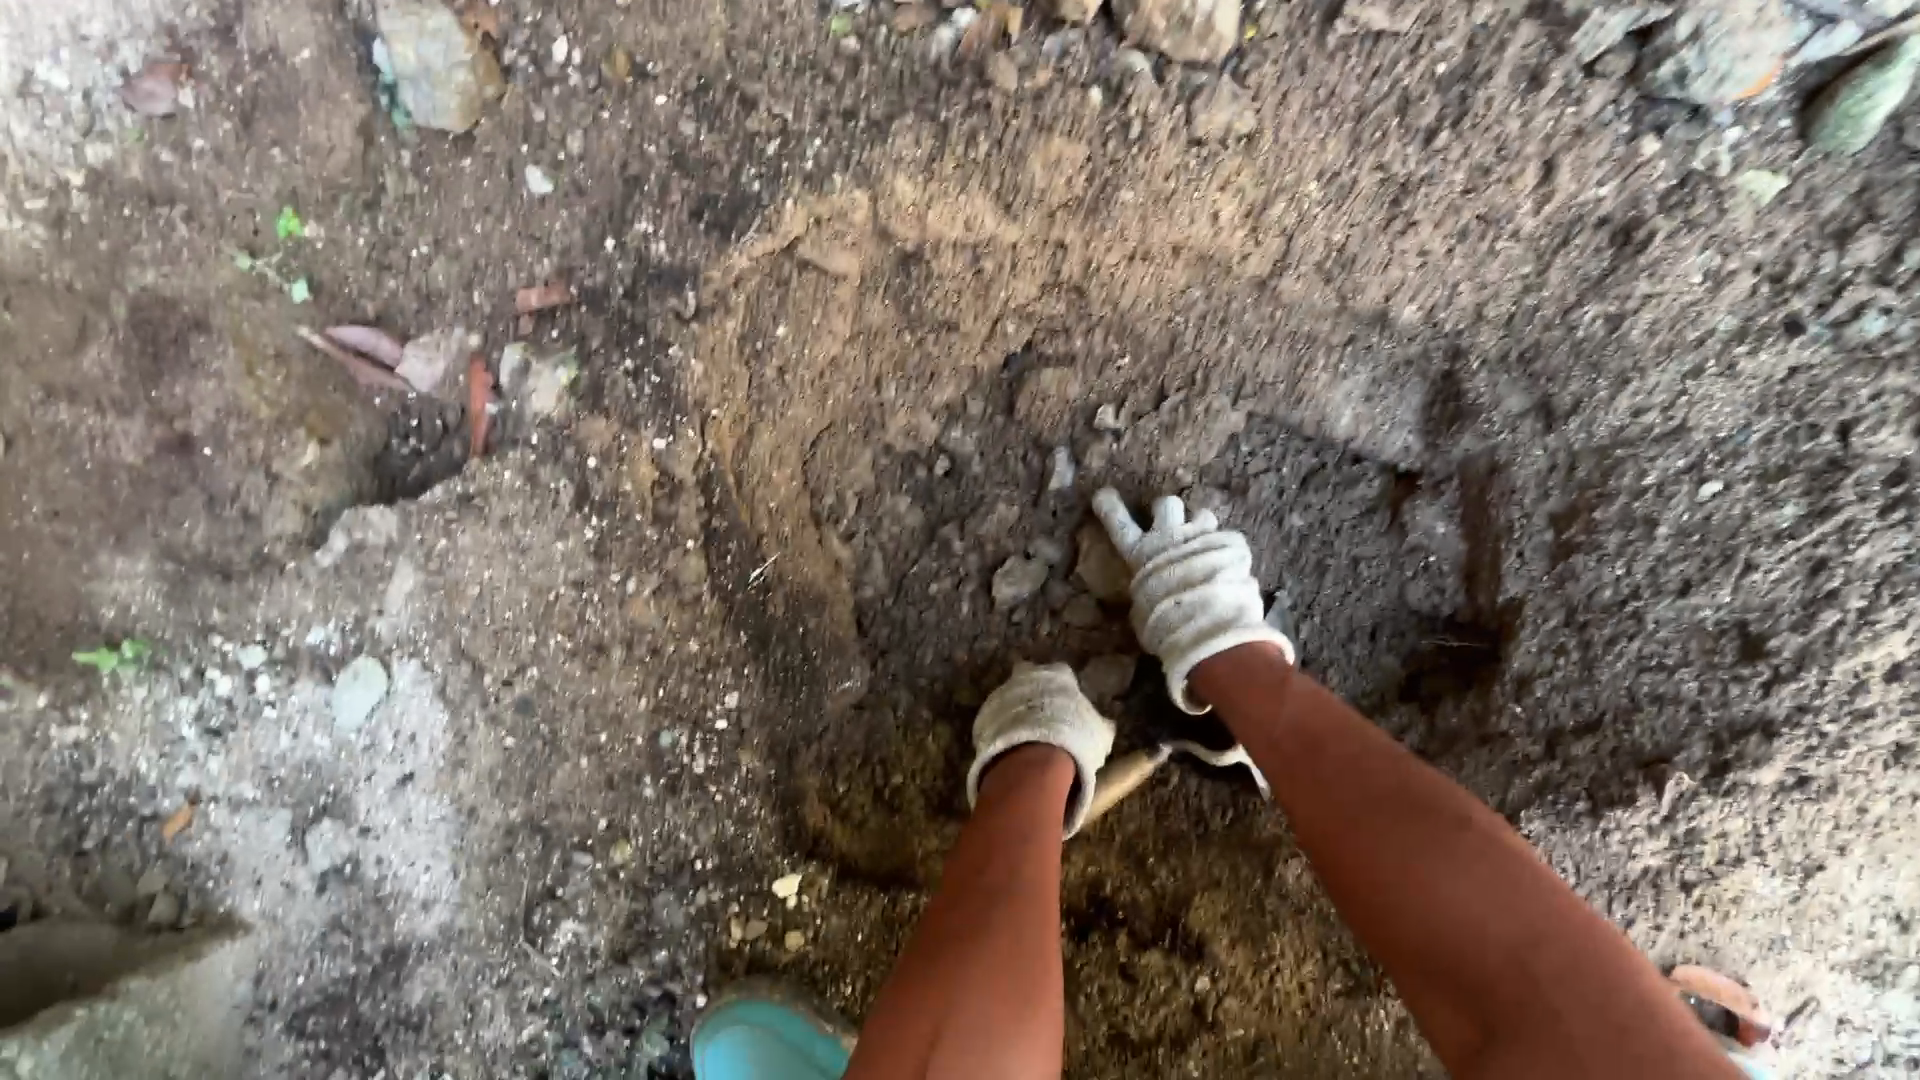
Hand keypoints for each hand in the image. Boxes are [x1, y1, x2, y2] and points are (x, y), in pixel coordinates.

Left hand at [969, 662, 1115, 836]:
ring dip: (1014, 711)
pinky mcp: (983, 716)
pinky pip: (993, 718)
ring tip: (1024, 735)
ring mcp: (1002, 694)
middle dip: (1031, 689)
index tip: (1064, 701)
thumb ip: (1100, 724)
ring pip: (1008, 697)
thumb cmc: (1075, 740)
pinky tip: (1009, 746)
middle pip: (1027, 675)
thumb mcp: (1099, 734)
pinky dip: (1000, 728)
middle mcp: (1026, 676)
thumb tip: (1107, 725)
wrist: (1034, 759)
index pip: (1061, 672)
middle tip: (1040, 713)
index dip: (1062, 687)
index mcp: (1057, 675)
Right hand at [1091, 488, 1294, 712]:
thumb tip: (1148, 595)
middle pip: (1166, 503)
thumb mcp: (1142, 611)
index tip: (1104, 494)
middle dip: (1168, 510)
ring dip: (1202, 527)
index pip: (1119, 524)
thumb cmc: (1165, 624)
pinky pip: (1228, 538)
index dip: (1110, 507)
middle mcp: (1168, 538)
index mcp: (1140, 555)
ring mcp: (1201, 538)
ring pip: (1202, 514)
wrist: (1207, 624)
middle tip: (1172, 525)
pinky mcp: (1229, 544)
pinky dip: (1228, 551)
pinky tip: (1230, 568)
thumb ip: (1145, 592)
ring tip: (1206, 547)